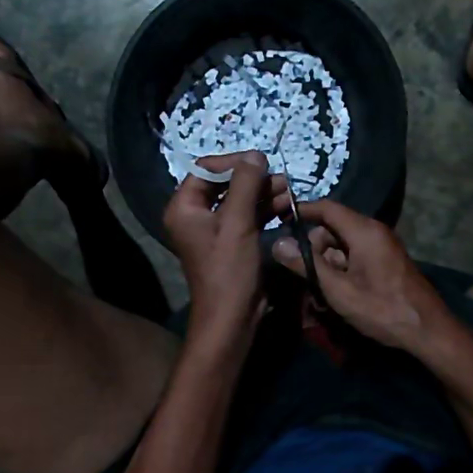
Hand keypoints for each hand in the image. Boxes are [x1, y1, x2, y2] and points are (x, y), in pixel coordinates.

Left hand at [164, 152, 287, 335]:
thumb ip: (245, 185)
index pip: (206, 169)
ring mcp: (213, 229)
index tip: (261, 163)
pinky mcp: (231, 241)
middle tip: (281, 179)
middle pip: (224, 182)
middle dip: (254, 179)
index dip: (233, 162)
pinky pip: (247, 215)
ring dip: (263, 192)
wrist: (231, 317)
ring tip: (289, 190)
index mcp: (184, 207)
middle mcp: (194, 215)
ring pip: (239, 198)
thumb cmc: (228, 270)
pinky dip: (265, 208)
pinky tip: (287, 205)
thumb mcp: (237, 222)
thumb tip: (256, 155)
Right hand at [270, 199, 472, 360]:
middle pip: (332, 228)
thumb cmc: (381, 309)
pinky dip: (341, 270)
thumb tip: (277, 244)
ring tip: (320, 292)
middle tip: (302, 275)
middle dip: (313, 249)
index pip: (326, 208)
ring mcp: (381, 247)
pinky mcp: (385, 262)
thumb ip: (306, 265)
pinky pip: (354, 256)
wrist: (428, 331)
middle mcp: (374, 232)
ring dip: (326, 264)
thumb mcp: (337, 289)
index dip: (301, 212)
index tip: (278, 223)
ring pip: (341, 245)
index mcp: (364, 231)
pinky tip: (336, 294)